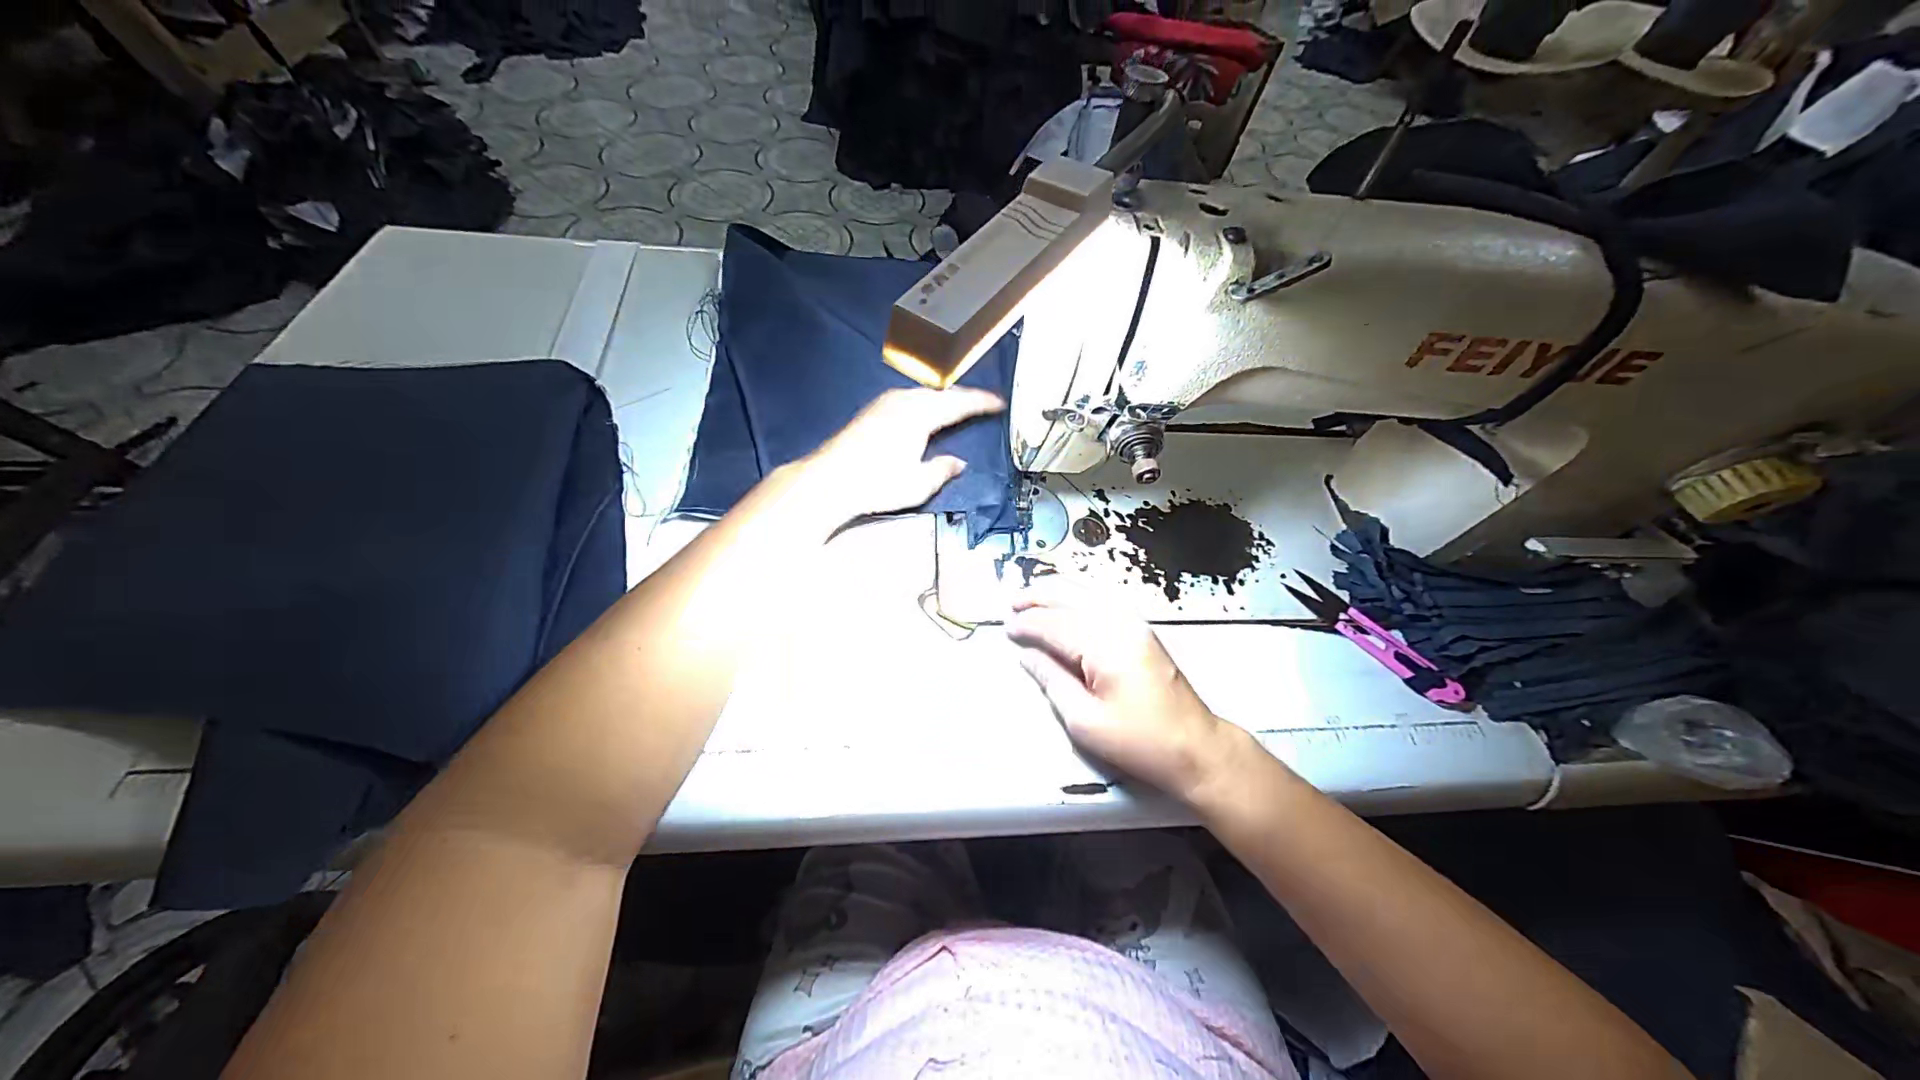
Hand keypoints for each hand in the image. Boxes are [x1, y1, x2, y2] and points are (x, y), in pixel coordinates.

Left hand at [796, 387, 1004, 524]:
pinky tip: (924, 412)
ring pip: (923, 394)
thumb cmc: (874, 483)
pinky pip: (909, 399)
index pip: (959, 404)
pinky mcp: (872, 410)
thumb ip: (942, 470)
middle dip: (964, 398)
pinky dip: (925, 402)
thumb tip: (957, 463)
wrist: (829, 480)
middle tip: (982, 403)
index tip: (998, 402)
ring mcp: (885, 403)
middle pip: (941, 394)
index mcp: (920, 414)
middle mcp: (903, 401)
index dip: (982, 403)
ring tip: (957, 406)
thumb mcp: (918, 484)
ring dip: (943, 399)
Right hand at [1006, 581, 1247, 803]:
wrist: (1195, 747)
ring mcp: (1135, 625)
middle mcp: (1120, 625)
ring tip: (1031, 599)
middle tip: (1012, 603)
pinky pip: (1103, 602)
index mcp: (1105, 646)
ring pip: (1087, 595)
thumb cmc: (1139, 741)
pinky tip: (1067, 603)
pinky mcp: (1142, 631)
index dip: (1028, 625)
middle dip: (1039, 598)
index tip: (1007, 629)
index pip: (1055, 624)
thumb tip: (1029, 657)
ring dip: (1057, 594)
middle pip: (1071, 599)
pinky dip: (1079, 598)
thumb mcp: (1084, 721)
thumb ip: (1052, 681)